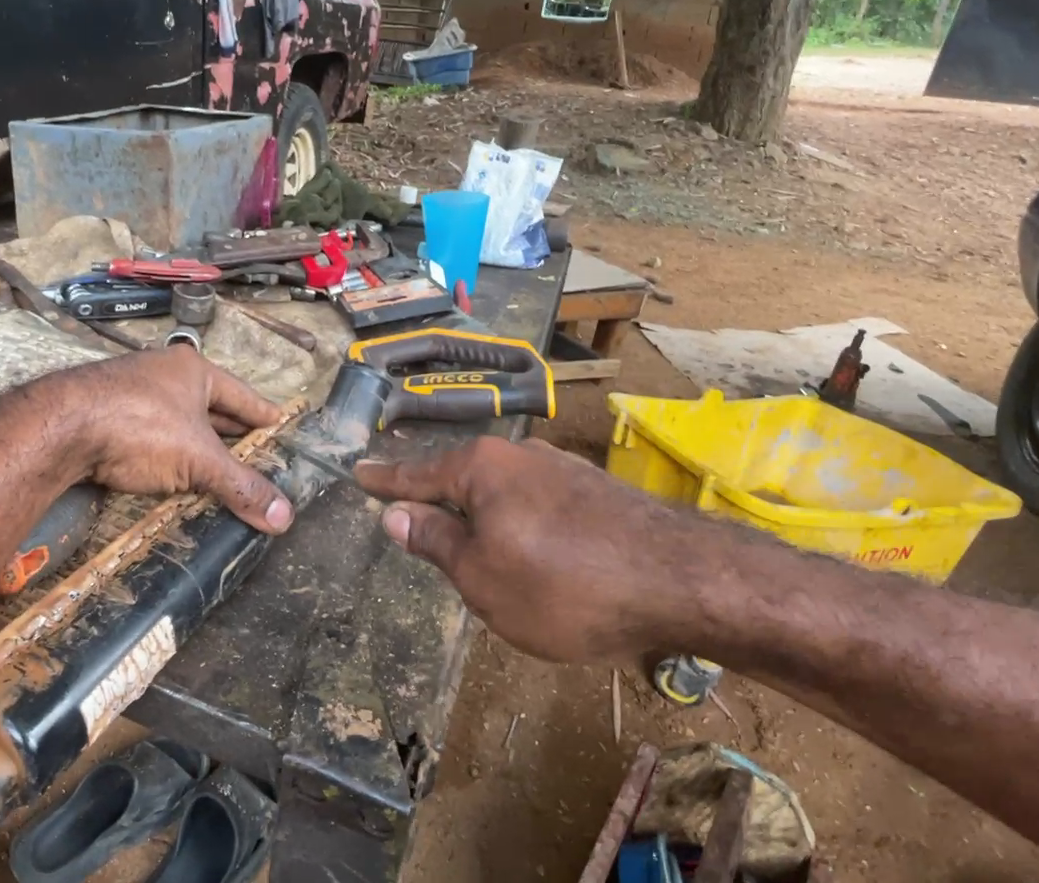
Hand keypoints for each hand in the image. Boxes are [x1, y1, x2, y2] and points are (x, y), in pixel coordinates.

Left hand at [51, 347, 293, 533]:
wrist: (61, 425)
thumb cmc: (141, 426)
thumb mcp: (199, 459)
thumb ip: (241, 486)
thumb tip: (285, 518)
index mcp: (193, 371)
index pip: (241, 395)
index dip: (262, 414)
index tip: (279, 425)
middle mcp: (162, 374)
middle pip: (208, 406)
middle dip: (230, 431)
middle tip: (254, 451)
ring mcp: (130, 392)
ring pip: (176, 420)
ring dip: (195, 443)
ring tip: (217, 464)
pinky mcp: (104, 415)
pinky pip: (149, 434)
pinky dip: (166, 452)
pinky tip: (171, 470)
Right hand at [355, 438, 702, 662]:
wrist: (681, 582)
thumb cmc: (562, 584)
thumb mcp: (480, 575)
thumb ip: (435, 541)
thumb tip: (396, 513)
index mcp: (480, 467)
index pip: (416, 473)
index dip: (385, 481)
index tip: (358, 474)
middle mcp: (519, 455)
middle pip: (461, 479)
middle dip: (440, 503)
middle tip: (415, 524)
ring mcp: (561, 470)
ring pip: (502, 493)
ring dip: (484, 519)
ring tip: (476, 553)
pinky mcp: (596, 492)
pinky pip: (536, 506)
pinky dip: (520, 526)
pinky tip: (533, 556)